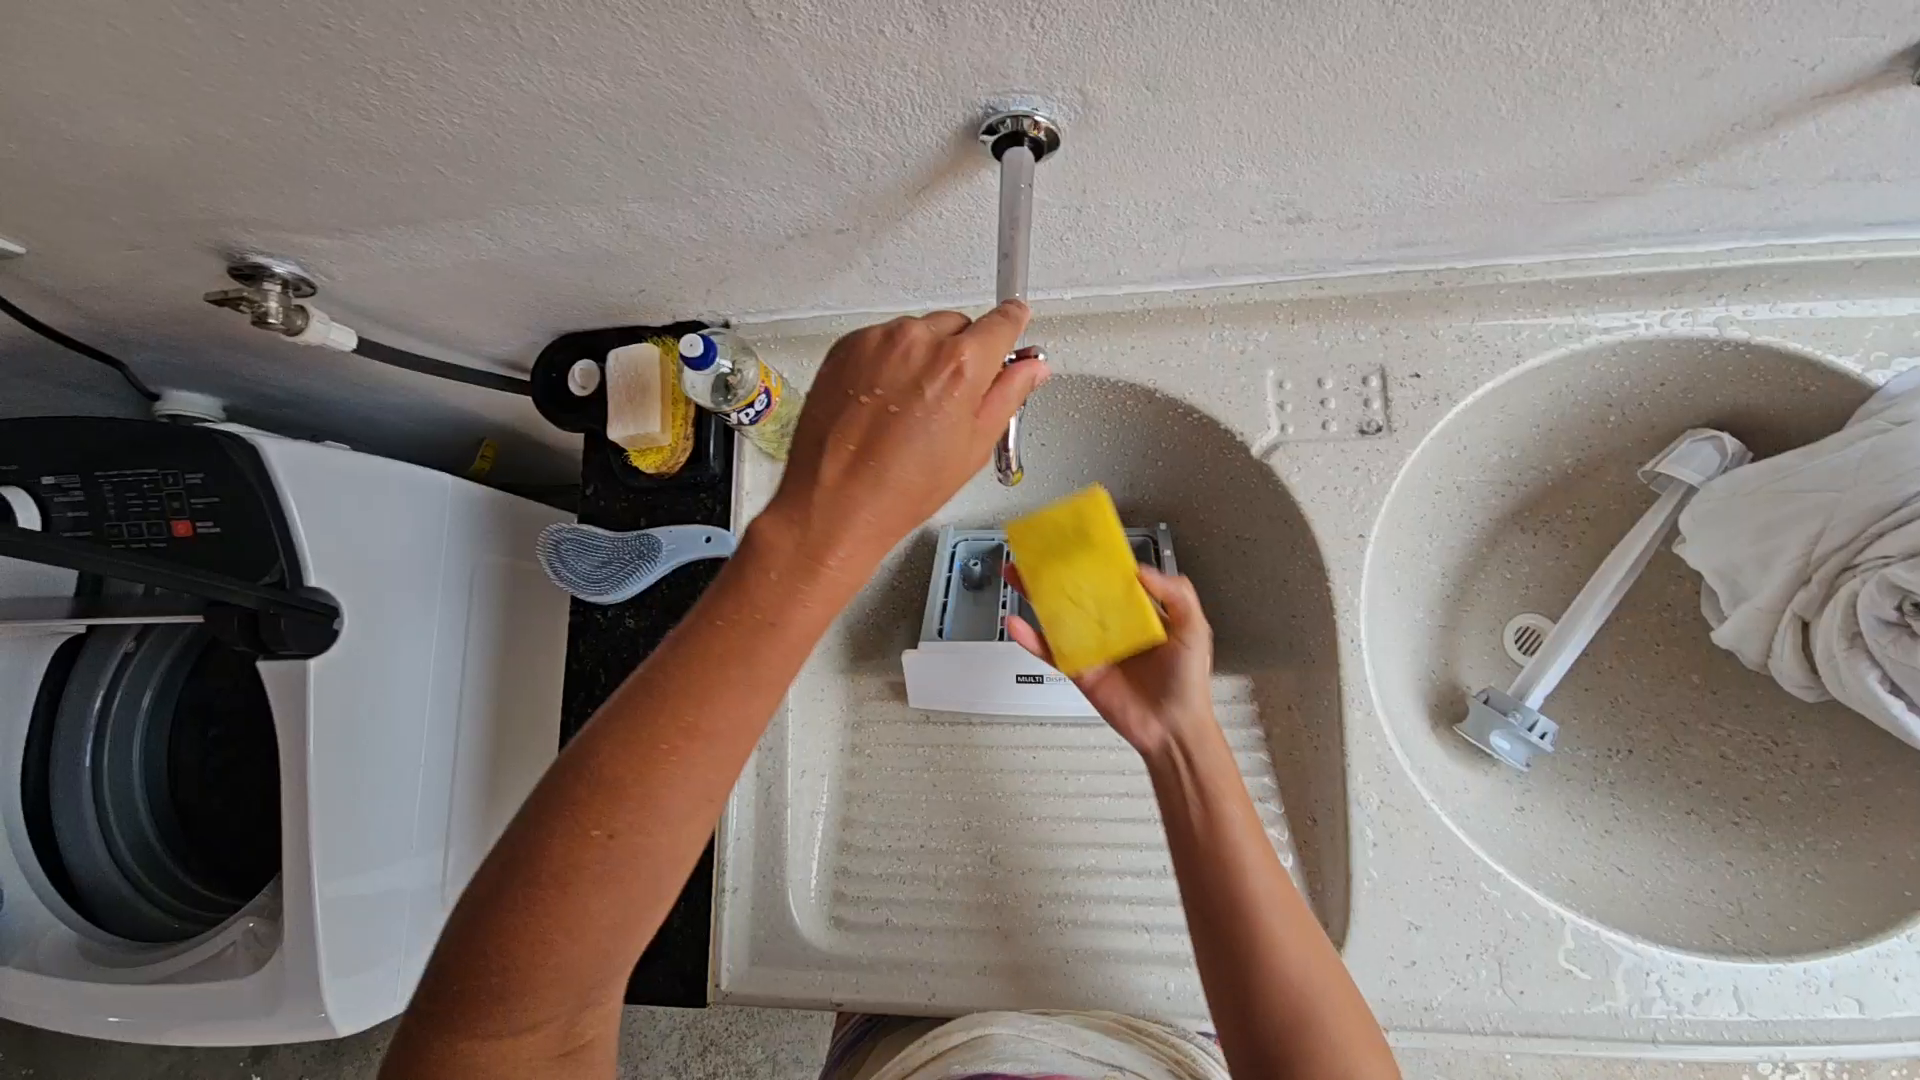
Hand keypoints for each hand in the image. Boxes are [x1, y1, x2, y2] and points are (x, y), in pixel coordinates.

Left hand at [763, 302, 1047, 566]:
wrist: (835, 502)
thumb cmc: (899, 488)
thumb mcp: (974, 447)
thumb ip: (1008, 395)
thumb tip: (1031, 369)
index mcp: (959, 365)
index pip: (1002, 320)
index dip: (1012, 325)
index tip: (1014, 323)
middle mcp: (917, 341)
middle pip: (958, 326)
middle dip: (963, 353)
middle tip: (953, 399)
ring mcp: (877, 341)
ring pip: (918, 332)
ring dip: (923, 357)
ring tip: (911, 410)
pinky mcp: (845, 347)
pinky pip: (882, 341)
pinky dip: (888, 362)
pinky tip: (884, 405)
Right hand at [1006, 565, 1217, 757]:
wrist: (1173, 729)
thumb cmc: (1188, 681)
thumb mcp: (1194, 628)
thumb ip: (1176, 593)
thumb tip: (1141, 570)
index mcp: (1138, 612)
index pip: (1110, 579)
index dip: (1093, 560)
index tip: (1075, 542)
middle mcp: (1112, 626)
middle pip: (1076, 593)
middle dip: (1054, 573)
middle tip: (1034, 553)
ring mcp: (1092, 647)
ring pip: (1057, 616)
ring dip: (1034, 596)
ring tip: (1016, 575)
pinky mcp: (1079, 669)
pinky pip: (1050, 651)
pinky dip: (1031, 639)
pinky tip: (1016, 624)